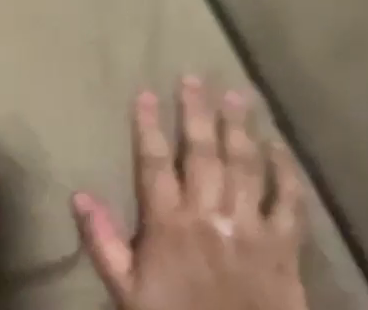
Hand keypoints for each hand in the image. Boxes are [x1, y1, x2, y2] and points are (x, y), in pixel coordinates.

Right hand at [72, 78, 308, 309]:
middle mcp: (208, 216)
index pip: (154, 162)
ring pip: (245, 168)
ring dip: (239, 129)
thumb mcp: (126, 291)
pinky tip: (280, 147)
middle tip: (194, 78)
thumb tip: (78, 194)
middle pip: (202, 154)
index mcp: (167, 224)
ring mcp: (250, 229)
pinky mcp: (285, 249)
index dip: (148, 125)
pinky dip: (286, 173)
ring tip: (236, 96)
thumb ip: (103, 242)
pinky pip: (289, 204)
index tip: (145, 92)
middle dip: (196, 113)